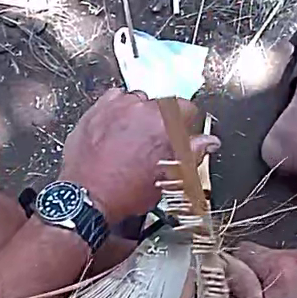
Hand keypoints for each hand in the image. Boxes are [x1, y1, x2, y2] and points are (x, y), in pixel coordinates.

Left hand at [58, 90, 217, 218]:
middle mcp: (141, 108)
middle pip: (160, 104)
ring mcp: (115, 107)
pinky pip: (112, 100)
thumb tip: (209, 141)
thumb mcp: (168, 177)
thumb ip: (192, 153)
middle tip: (152, 143)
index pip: (186, 109)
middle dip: (160, 120)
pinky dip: (116, 110)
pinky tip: (114, 129)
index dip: (185, 124)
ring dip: (137, 114)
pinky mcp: (94, 111)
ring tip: (131, 138)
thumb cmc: (126, 191)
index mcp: (165, 122)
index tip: (179, 136)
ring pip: (135, 101)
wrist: (87, 196)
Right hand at [224, 242, 296, 297]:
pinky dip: (289, 279)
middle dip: (255, 274)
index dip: (236, 269)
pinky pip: (293, 266)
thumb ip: (240, 285)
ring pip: (276, 260)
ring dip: (272, 277)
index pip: (242, 250)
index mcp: (280, 264)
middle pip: (260, 254)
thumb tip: (224, 263)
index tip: (241, 289)